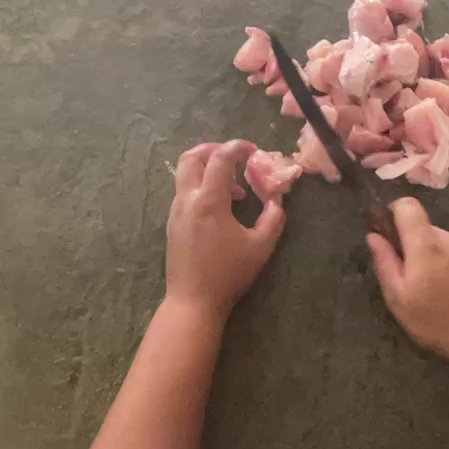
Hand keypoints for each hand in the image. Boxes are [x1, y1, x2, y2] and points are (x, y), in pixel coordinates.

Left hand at [166, 140, 285, 319]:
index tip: (255, 152)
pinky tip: (221, 207)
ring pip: (185, 173)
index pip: (220, 158)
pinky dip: (202, 186)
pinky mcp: (172, 222)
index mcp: (208, 201)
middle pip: (191, 156)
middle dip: (214, 149)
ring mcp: (176, 211)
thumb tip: (276, 198)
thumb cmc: (229, 274)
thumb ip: (273, 217)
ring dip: (208, 170)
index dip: (238, 148)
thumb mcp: (261, 246)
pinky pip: (185, 191)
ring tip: (234, 190)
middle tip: (235, 158)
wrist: (193, 301)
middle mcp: (187, 199)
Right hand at [366, 198, 448, 366]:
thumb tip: (373, 236)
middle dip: (408, 242)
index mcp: (425, 243)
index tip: (386, 233)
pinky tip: (444, 289)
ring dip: (425, 254)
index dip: (392, 212)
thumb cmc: (434, 320)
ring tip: (426, 286)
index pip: (407, 205)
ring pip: (436, 239)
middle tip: (404, 275)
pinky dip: (442, 262)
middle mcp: (447, 238)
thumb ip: (384, 262)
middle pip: (421, 225)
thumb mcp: (398, 297)